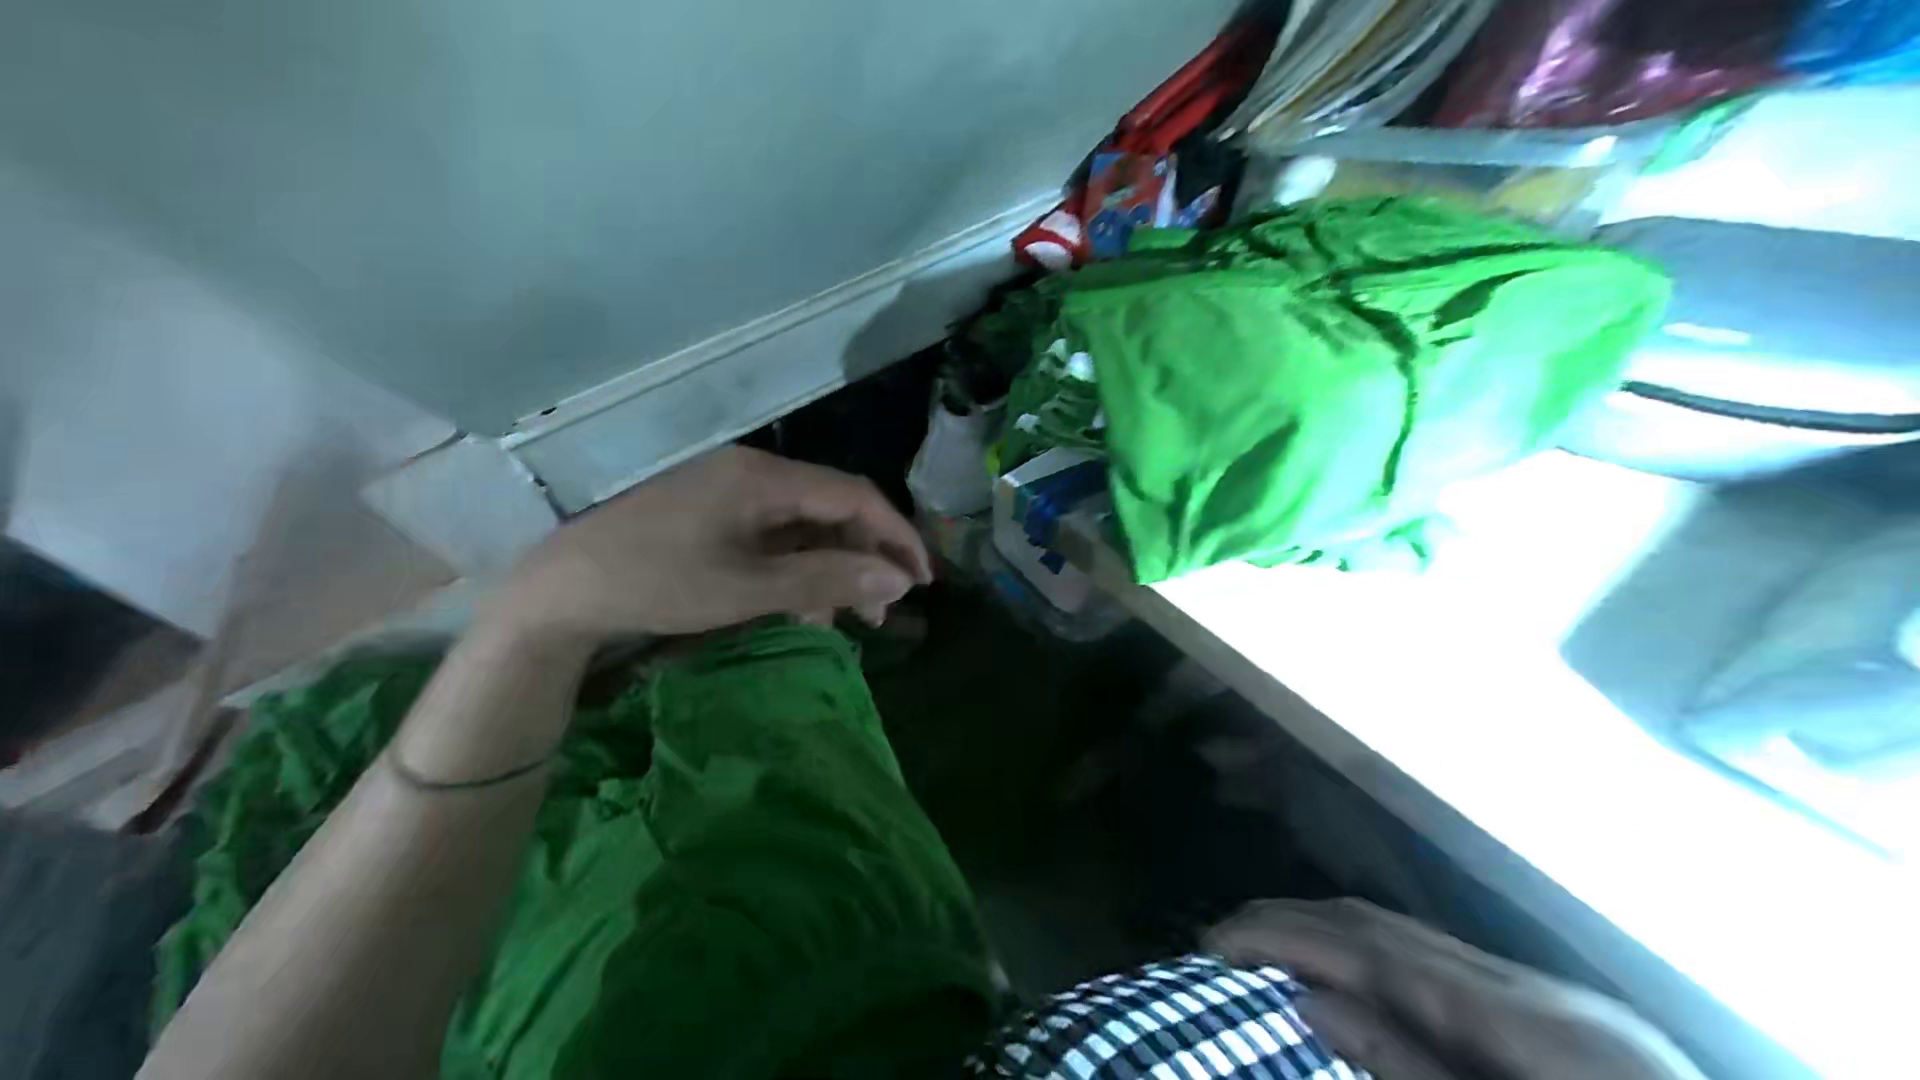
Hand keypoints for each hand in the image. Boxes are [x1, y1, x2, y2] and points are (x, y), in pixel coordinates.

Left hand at [491, 446, 932, 641]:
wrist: (559, 592)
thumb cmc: (655, 584)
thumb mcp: (748, 589)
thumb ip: (827, 579)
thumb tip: (899, 580)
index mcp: (764, 477)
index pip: (855, 495)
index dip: (897, 536)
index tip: (922, 581)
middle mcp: (755, 473)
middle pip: (834, 508)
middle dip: (866, 558)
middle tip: (884, 611)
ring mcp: (734, 492)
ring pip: (808, 526)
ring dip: (833, 569)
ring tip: (844, 621)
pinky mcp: (718, 514)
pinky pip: (777, 536)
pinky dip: (798, 570)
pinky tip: (802, 608)